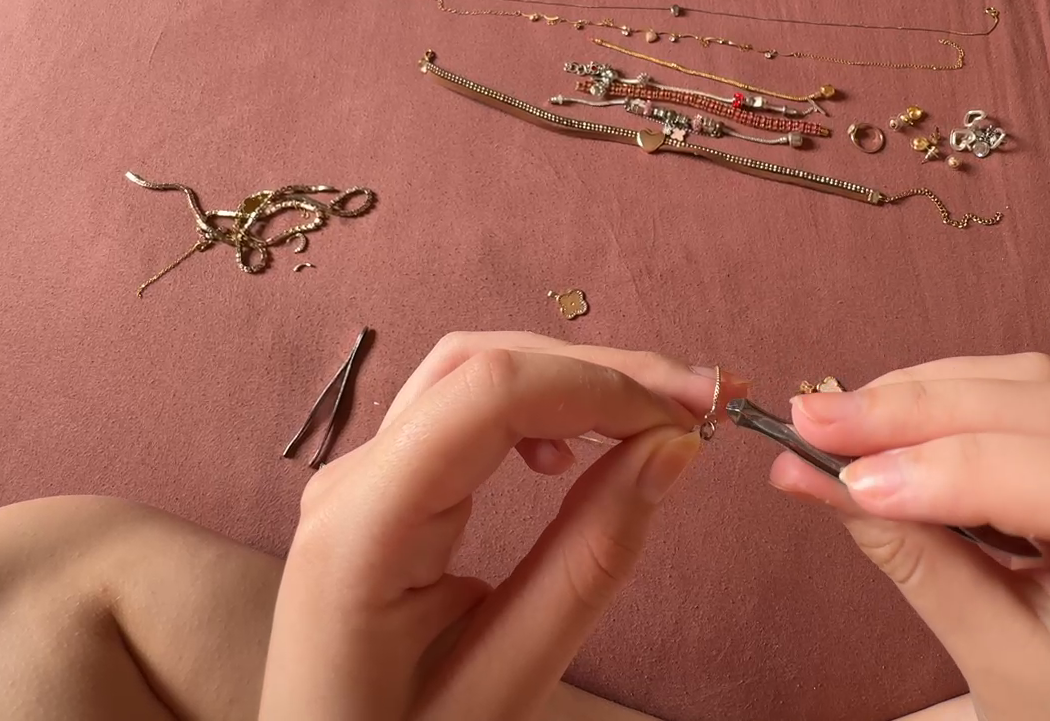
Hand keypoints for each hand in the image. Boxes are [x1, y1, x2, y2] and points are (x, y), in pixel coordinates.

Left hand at [258, 332, 741, 720]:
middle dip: (601, 369)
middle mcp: (352, 476)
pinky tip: (570, 451)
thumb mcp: (505, 685)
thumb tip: (671, 448)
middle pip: (484, 365)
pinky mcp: (385, 479)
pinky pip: (465, 407)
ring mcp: (363, 471)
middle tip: (697, 396)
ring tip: (650, 418)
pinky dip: (538, 406)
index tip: (685, 419)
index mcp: (362, 529)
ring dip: (573, 379)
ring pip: (476, 372)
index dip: (598, 385)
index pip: (486, 395)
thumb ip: (589, 559)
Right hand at [772, 353, 1049, 720]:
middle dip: (928, 411)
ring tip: (835, 420)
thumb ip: (929, 574)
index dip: (980, 471)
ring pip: (1046, 390)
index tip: (860, 486)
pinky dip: (946, 405)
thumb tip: (813, 479)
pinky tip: (888, 423)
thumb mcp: (1026, 693)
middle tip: (813, 422)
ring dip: (926, 396)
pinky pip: (1031, 404)